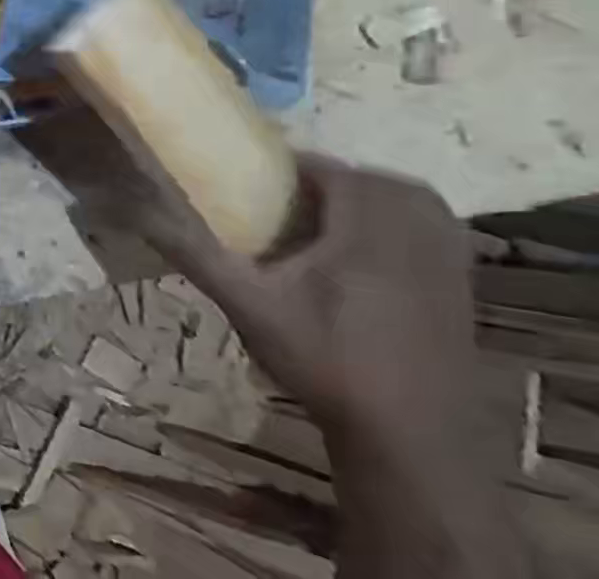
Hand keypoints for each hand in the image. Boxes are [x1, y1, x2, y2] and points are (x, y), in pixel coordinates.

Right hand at [140, 156, 478, 445]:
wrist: (407, 432)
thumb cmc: (321, 358)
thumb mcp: (245, 305)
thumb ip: (196, 254)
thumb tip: (140, 211)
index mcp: (366, 238)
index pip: (339, 174)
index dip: (297, 165)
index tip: (257, 173)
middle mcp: (416, 242)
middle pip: (383, 183)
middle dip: (334, 178)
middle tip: (286, 192)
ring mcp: (447, 268)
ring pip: (418, 205)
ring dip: (370, 197)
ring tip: (322, 213)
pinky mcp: (458, 291)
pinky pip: (435, 232)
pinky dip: (399, 222)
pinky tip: (361, 247)